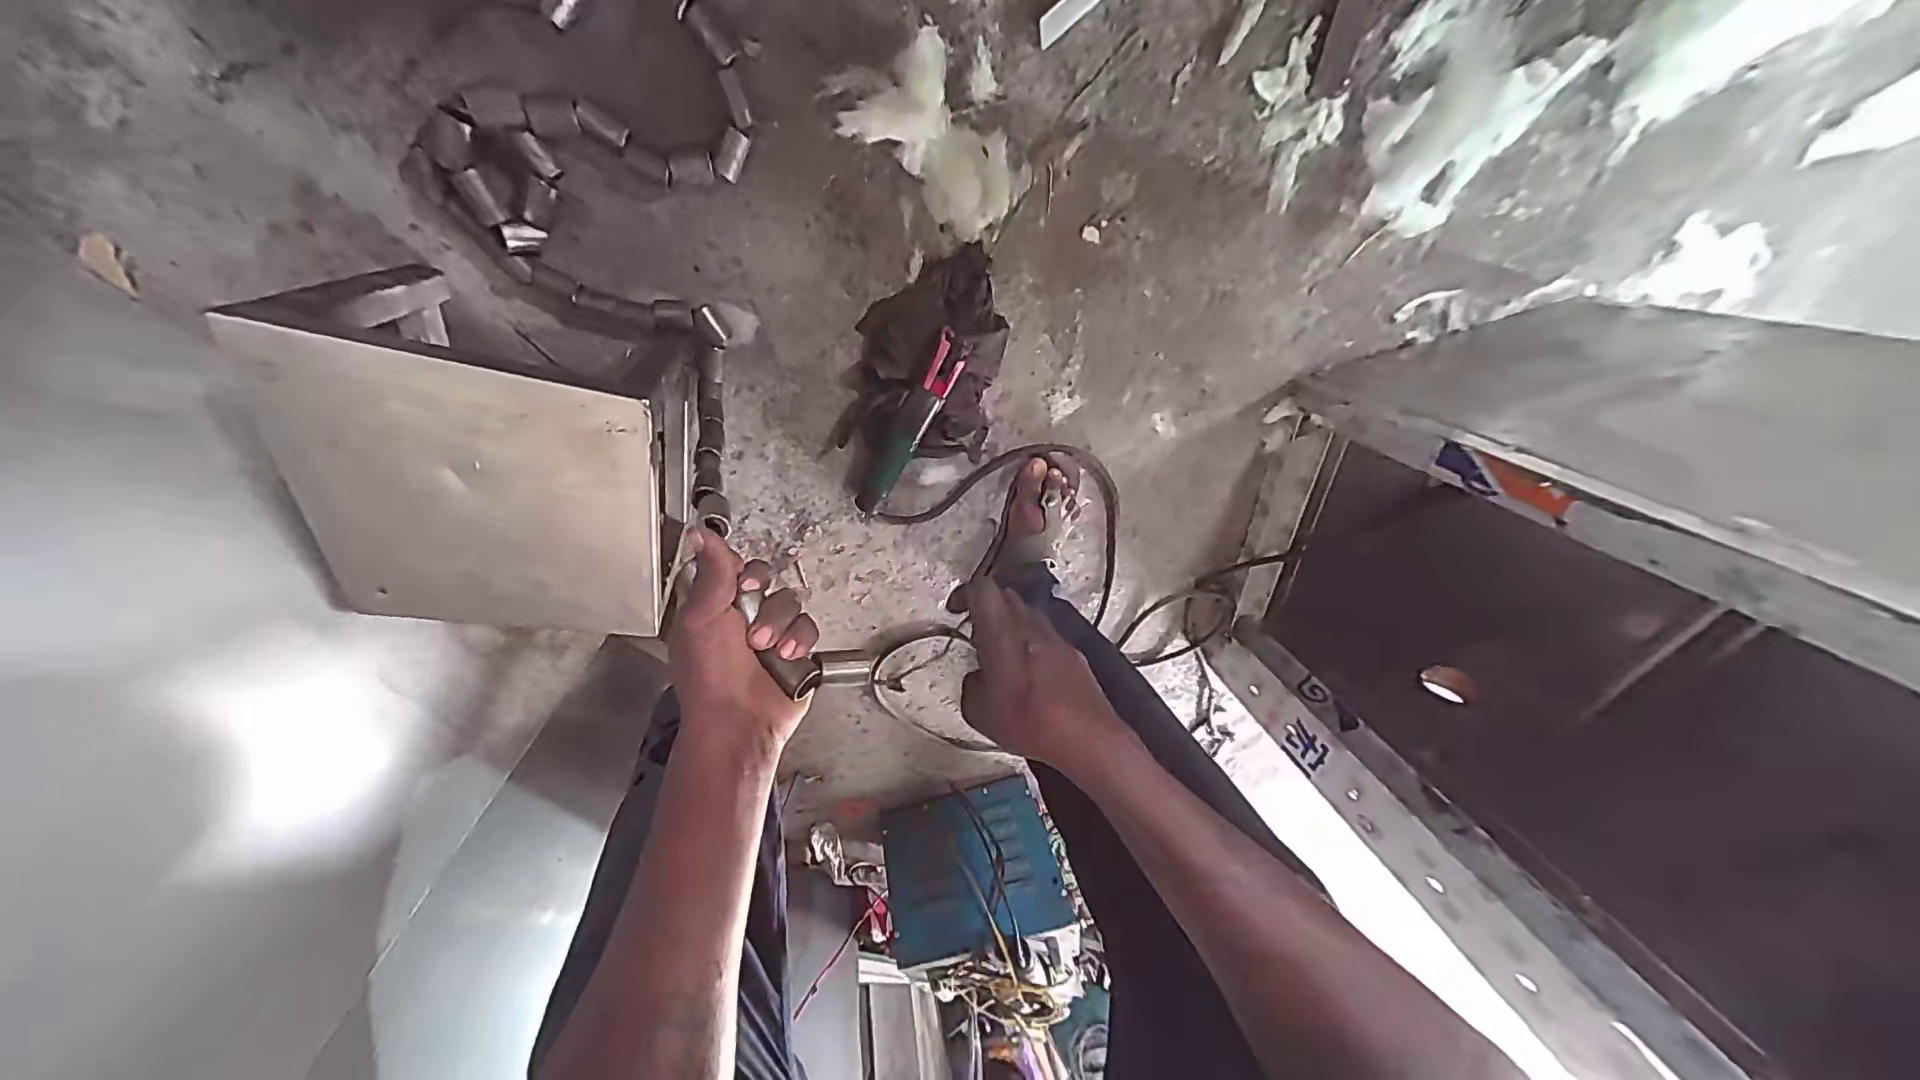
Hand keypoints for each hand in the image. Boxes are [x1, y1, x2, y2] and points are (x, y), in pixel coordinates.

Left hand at [669, 528, 820, 749]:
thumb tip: (701, 533)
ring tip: (767, 650)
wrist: (739, 721)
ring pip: (791, 603)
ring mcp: (772, 633)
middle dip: (764, 604)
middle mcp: (744, 616)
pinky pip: (809, 626)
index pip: (737, 567)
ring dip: (780, 625)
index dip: (743, 574)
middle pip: (769, 582)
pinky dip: (800, 639)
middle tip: (750, 628)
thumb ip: (711, 572)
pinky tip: (788, 656)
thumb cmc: (710, 676)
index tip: (742, 588)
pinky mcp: (797, 650)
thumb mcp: (702, 617)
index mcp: (715, 606)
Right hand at [960, 578, 1130, 771]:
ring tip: (1001, 653)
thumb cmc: (1031, 723)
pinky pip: (1047, 636)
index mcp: (1003, 634)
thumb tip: (977, 680)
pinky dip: (1031, 642)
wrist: (1087, 738)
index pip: (983, 589)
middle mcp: (1031, 628)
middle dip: (986, 607)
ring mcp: (1056, 639)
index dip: (965, 593)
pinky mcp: (1074, 654)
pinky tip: (1028, 672)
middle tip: (975, 630)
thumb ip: (971, 686)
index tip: (956, 608)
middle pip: (1006, 596)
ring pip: (1028, 614)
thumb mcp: (979, 712)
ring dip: (1010, 625)